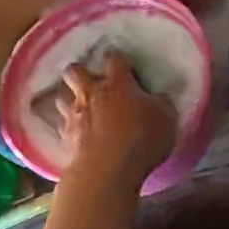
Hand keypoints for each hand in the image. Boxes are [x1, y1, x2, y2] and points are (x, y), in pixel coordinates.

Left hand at [58, 51, 176, 189]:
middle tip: (93, 83)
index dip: (118, 59)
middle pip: (74, 70)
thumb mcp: (166, 119)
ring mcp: (73, 115)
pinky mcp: (64, 138)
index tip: (124, 66)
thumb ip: (162, 104)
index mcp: (117, 83)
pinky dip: (69, 127)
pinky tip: (78, 134)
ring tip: (82, 108)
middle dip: (81, 72)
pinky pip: (62, 125)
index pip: (114, 58)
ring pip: (61, 96)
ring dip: (70, 99)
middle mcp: (90, 93)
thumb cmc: (141, 139)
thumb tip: (159, 97)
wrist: (107, 170)